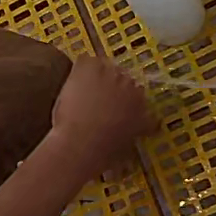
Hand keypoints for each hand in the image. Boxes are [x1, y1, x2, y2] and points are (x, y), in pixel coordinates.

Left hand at [42, 57, 153, 178]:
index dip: (126, 104)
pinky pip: (87, 60)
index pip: (140, 100)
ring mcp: (111, 75)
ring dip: (97, 77)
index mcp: (142, 110)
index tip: (115, 111)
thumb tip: (133, 146)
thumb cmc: (103, 155)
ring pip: (106, 67)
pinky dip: (80, 68)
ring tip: (83, 90)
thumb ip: (132, 139)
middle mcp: (131, 88)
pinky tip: (73, 79)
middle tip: (96, 100)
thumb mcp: (126, 151)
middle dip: (113, 88)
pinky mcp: (91, 67)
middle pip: (124, 81)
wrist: (80, 144)